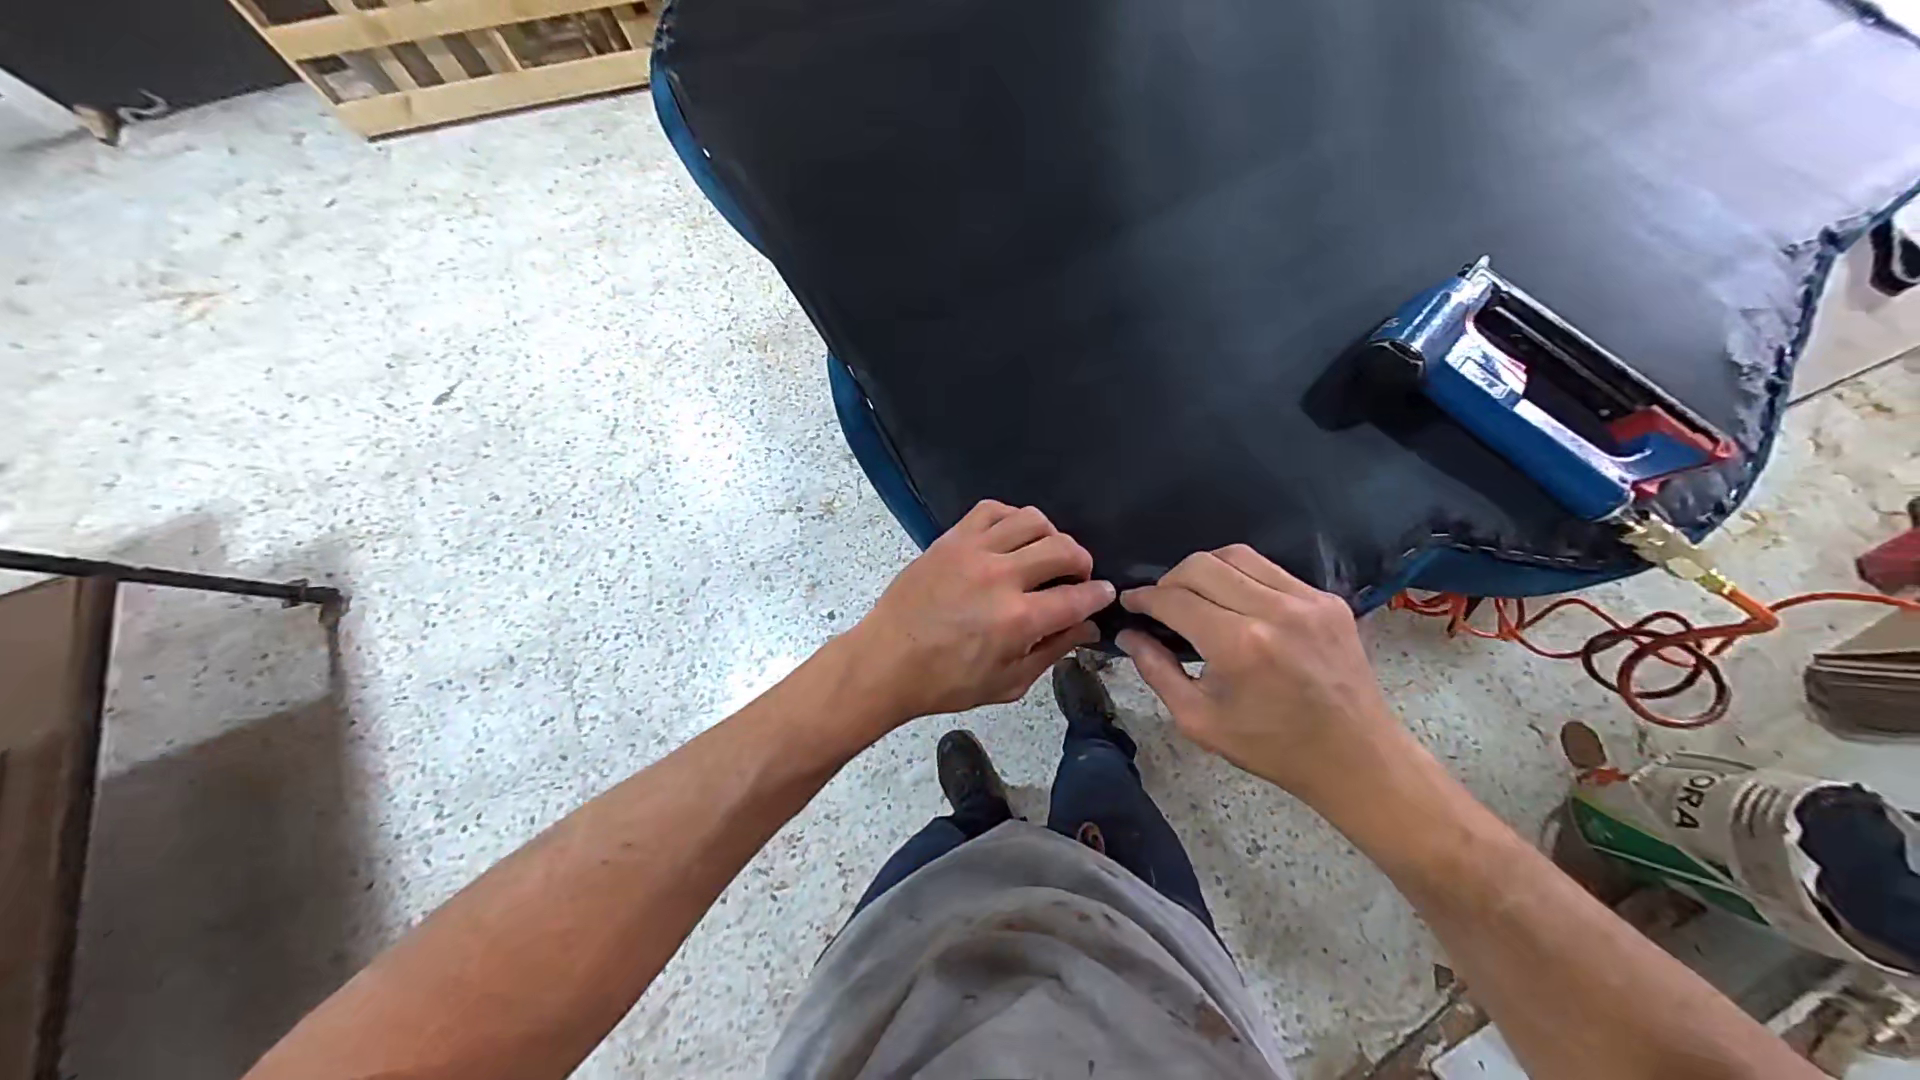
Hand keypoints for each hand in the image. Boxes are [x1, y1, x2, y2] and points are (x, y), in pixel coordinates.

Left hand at [845, 500, 1115, 721]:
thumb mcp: (1008, 682)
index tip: (1105, 593)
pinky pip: (992, 510)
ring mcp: (973, 551)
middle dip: (1083, 562)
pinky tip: (1013, 537)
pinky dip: (1012, 518)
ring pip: (1032, 520)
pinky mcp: (950, 539)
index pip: (1079, 596)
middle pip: (1063, 549)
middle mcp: (1001, 577)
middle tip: (1078, 576)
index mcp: (1018, 619)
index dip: (1100, 594)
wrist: (886, 661)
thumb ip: (1053, 650)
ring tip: (1047, 553)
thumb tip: (1087, 627)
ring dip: (1052, 535)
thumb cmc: (946, 681)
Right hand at [1116, 545, 1402, 799]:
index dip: (1144, 597)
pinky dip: (1241, 577)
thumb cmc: (1271, 746)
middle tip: (1160, 603)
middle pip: (1202, 565)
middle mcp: (1274, 611)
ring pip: (1236, 555)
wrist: (1355, 758)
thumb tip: (1128, 634)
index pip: (1175, 599)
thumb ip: (1155, 669)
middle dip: (1170, 579)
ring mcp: (1307, 600)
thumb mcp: (1198, 719)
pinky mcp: (1327, 600)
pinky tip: (1235, 602)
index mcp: (1239, 645)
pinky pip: (1269, 569)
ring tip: (1194, 595)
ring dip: (1204, 570)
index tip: (1130, 602)